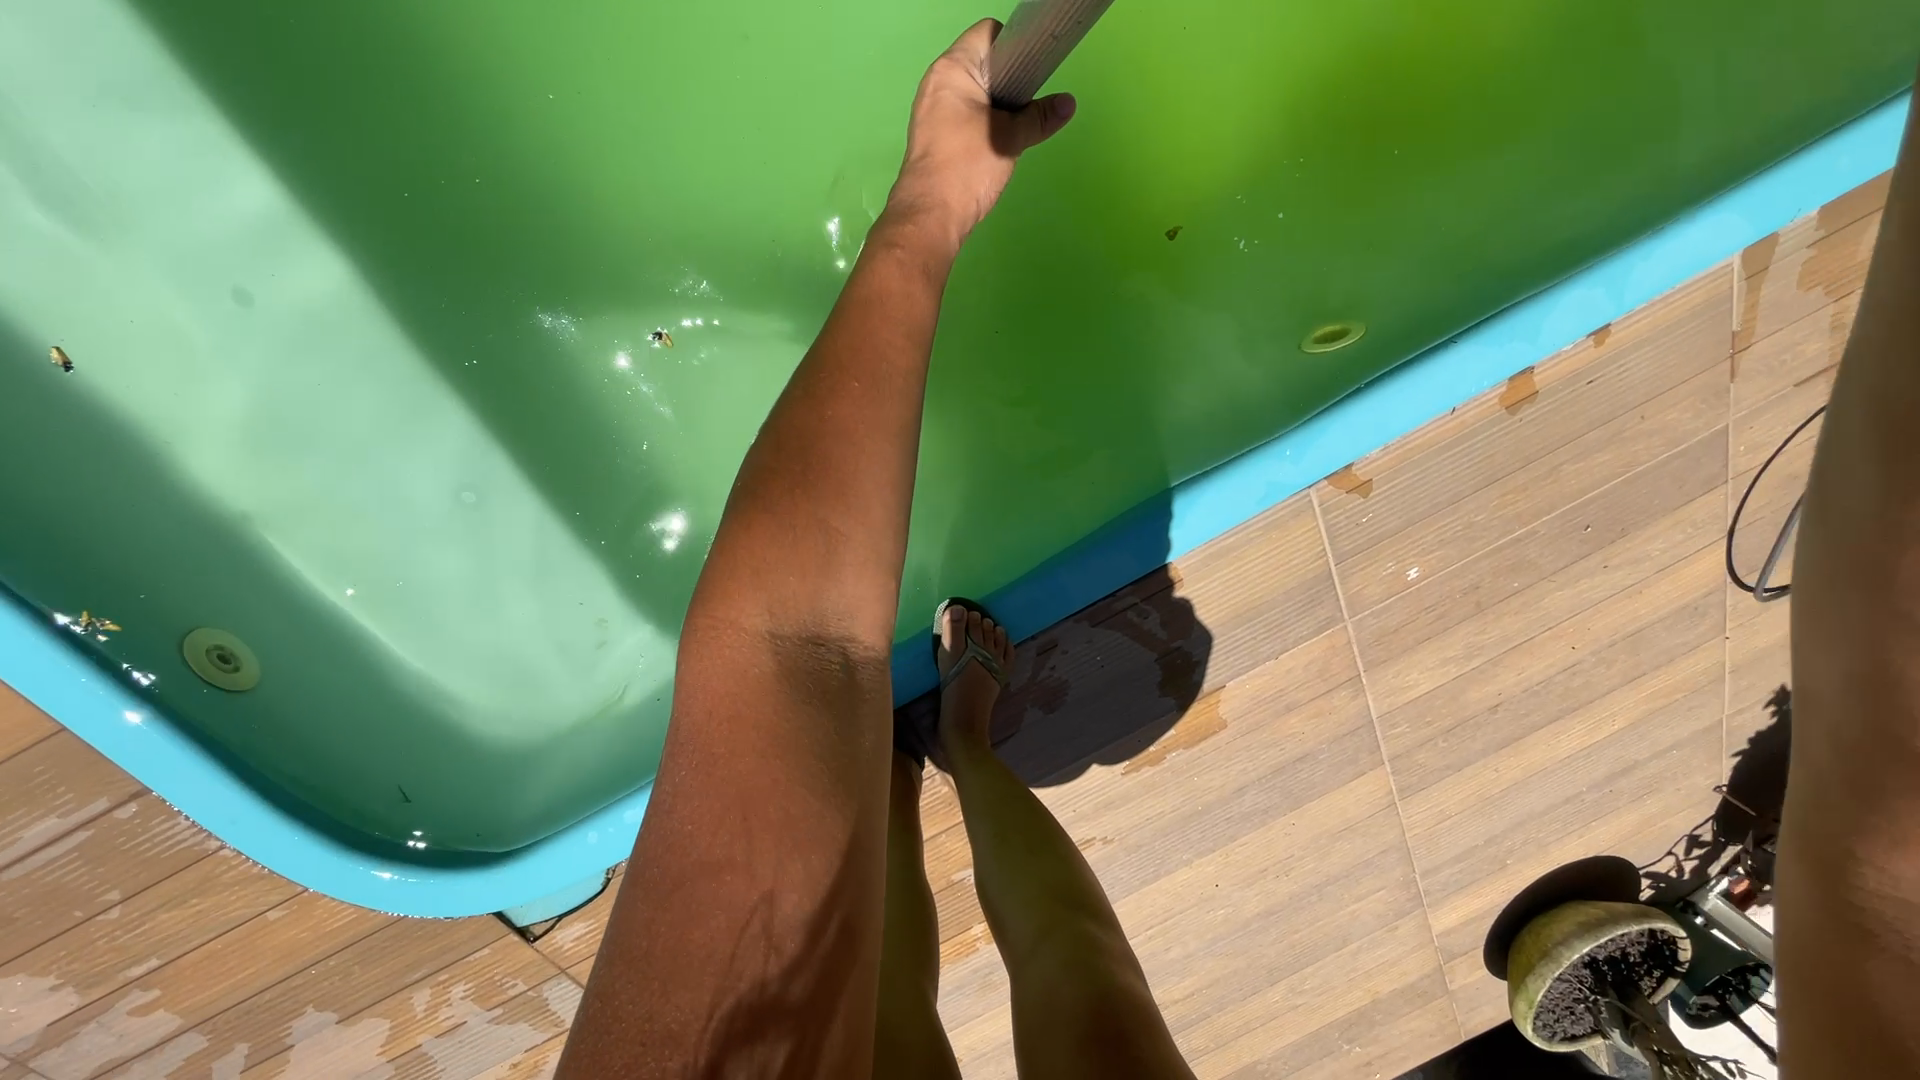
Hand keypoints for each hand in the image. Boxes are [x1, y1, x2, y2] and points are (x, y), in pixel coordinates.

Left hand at [884, 19, 1077, 251]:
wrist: (930, 216)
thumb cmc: (967, 168)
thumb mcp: (1010, 139)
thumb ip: (1039, 118)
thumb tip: (1068, 104)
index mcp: (952, 69)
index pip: (987, 33)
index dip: (1015, 45)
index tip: (1033, 71)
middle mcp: (936, 82)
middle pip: (981, 65)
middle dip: (1009, 81)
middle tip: (1029, 104)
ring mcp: (931, 110)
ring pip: (973, 94)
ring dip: (997, 107)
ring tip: (1015, 129)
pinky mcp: (932, 137)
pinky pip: (963, 116)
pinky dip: (982, 124)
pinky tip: (996, 146)